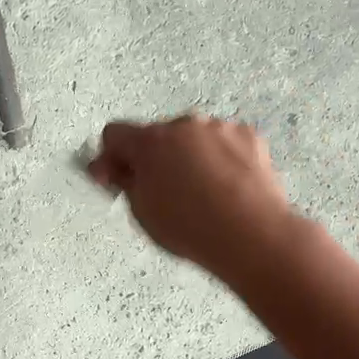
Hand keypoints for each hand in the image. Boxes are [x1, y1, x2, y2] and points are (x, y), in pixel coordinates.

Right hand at [86, 115, 294, 276]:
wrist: (250, 234)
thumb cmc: (191, 228)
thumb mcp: (140, 211)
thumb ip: (122, 181)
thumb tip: (109, 168)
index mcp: (150, 142)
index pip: (114, 134)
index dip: (110, 157)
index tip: (114, 177)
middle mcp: (183, 125)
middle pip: (156, 136)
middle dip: (153, 159)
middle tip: (160, 194)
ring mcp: (218, 128)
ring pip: (191, 139)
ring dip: (187, 158)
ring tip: (198, 196)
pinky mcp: (247, 136)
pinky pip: (222, 143)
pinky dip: (218, 159)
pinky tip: (223, 188)